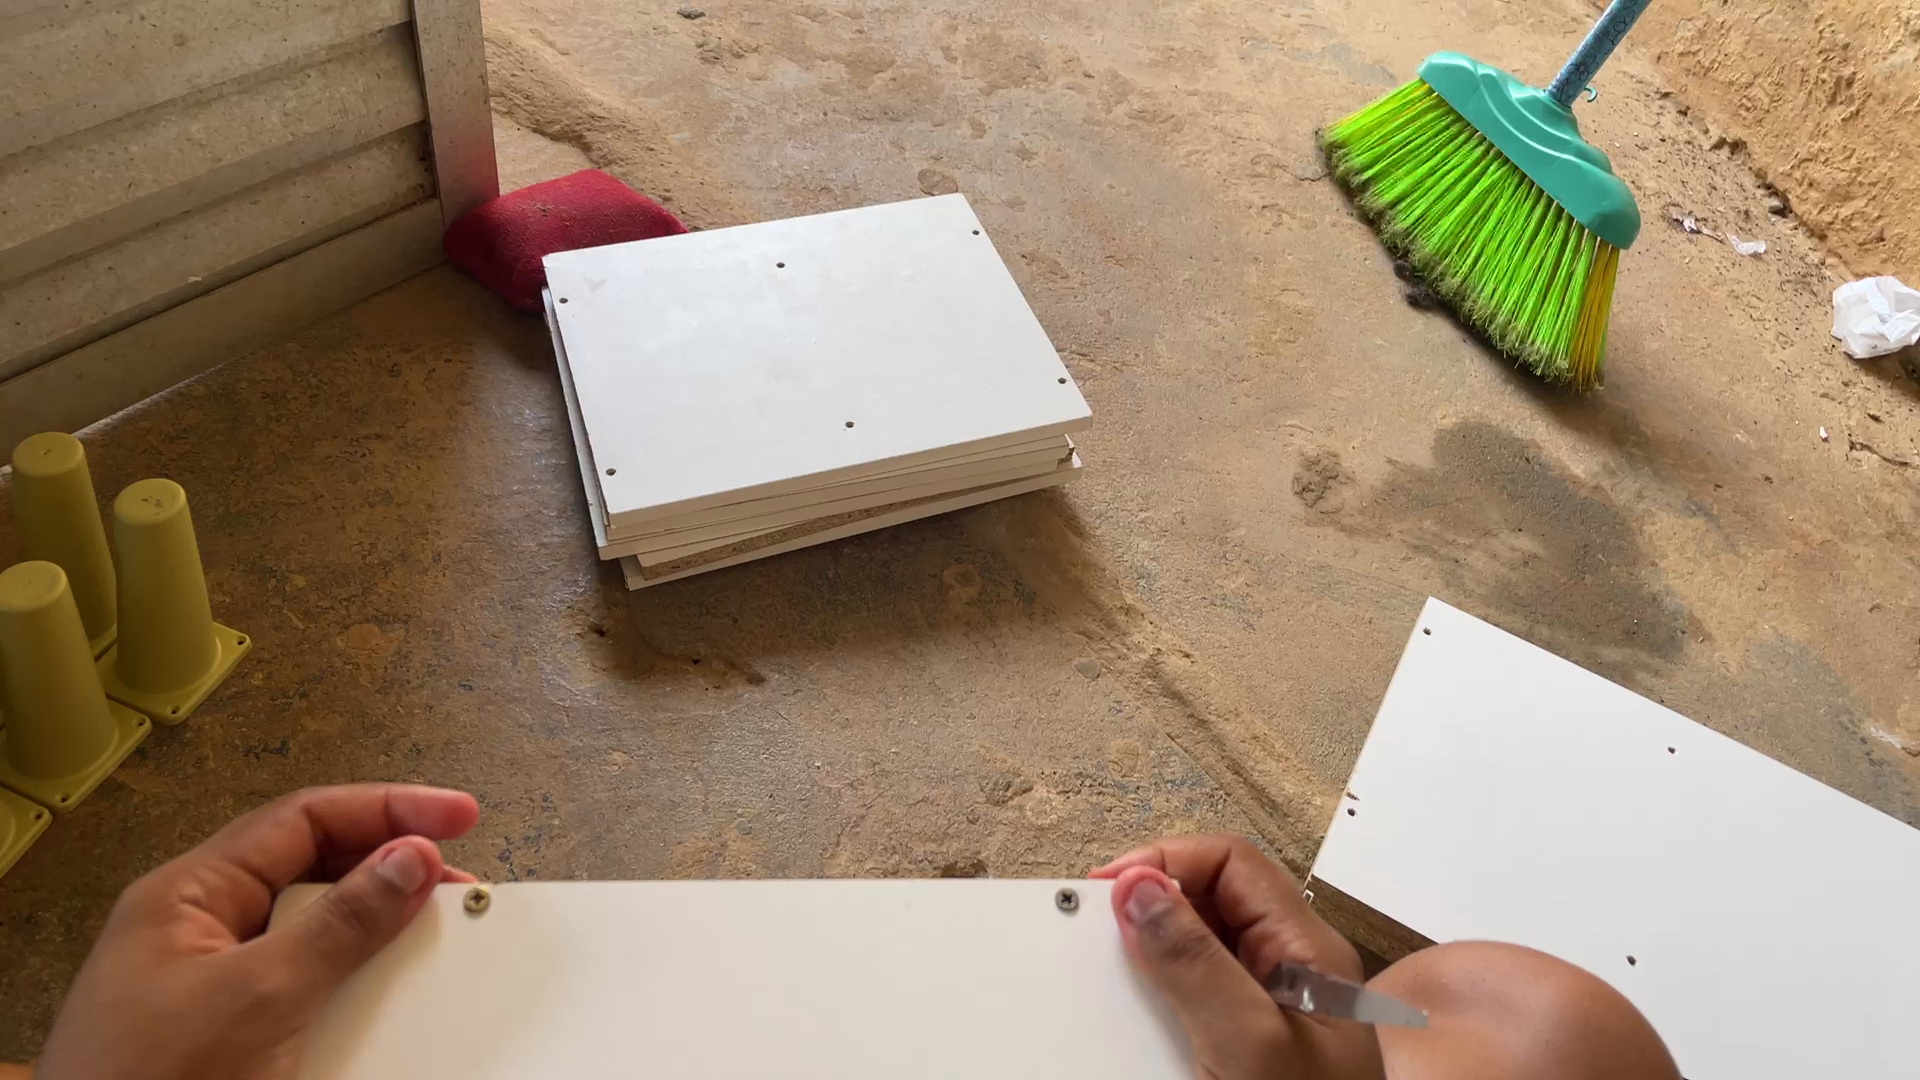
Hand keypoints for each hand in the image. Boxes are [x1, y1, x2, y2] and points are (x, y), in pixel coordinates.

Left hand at [34, 784, 480, 1079]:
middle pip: (325, 861)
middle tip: (456, 875)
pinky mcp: (249, 1019)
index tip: (458, 816)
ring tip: (437, 922)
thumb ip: (343, 921)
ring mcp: (228, 975)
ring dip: (390, 916)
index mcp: (188, 898)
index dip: (391, 806)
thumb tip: (415, 856)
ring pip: (331, 917)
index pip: (308, 818)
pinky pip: (327, 968)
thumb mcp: (258, 998)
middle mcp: (208, 926)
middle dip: (399, 861)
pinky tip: (398, 972)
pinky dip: (371, 964)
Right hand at [1093, 835, 1385, 1079]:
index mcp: (1308, 952)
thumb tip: (1137, 885)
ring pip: (1194, 933)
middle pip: (1208, 892)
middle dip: (1150, 897)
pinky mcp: (1240, 1031)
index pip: (1230, 862)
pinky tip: (1134, 998)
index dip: (1167, 861)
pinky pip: (1189, 978)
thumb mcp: (1247, 1048)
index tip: (1112, 889)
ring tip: (1113, 959)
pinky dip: (1152, 977)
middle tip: (1103, 920)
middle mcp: (1288, 965)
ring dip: (1147, 937)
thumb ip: (1193, 961)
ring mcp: (1265, 1000)